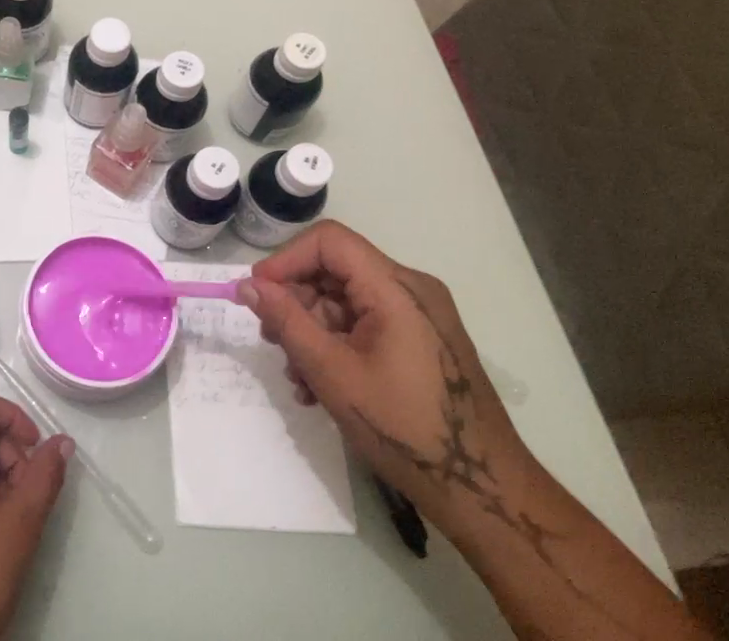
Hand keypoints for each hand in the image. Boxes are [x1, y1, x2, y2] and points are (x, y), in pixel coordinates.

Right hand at [238, 221, 532, 535]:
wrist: (480, 487)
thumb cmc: (404, 427)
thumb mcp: (332, 372)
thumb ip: (286, 321)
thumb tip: (247, 286)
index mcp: (397, 288)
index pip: (328, 241)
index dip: (284, 261)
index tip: (255, 296)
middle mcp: (411, 290)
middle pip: (335, 270)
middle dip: (295, 302)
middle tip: (271, 342)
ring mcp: (418, 317)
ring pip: (344, 302)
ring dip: (311, 332)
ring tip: (296, 377)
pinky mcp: (420, 341)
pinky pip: (364, 325)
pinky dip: (335, 346)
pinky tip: (319, 387)